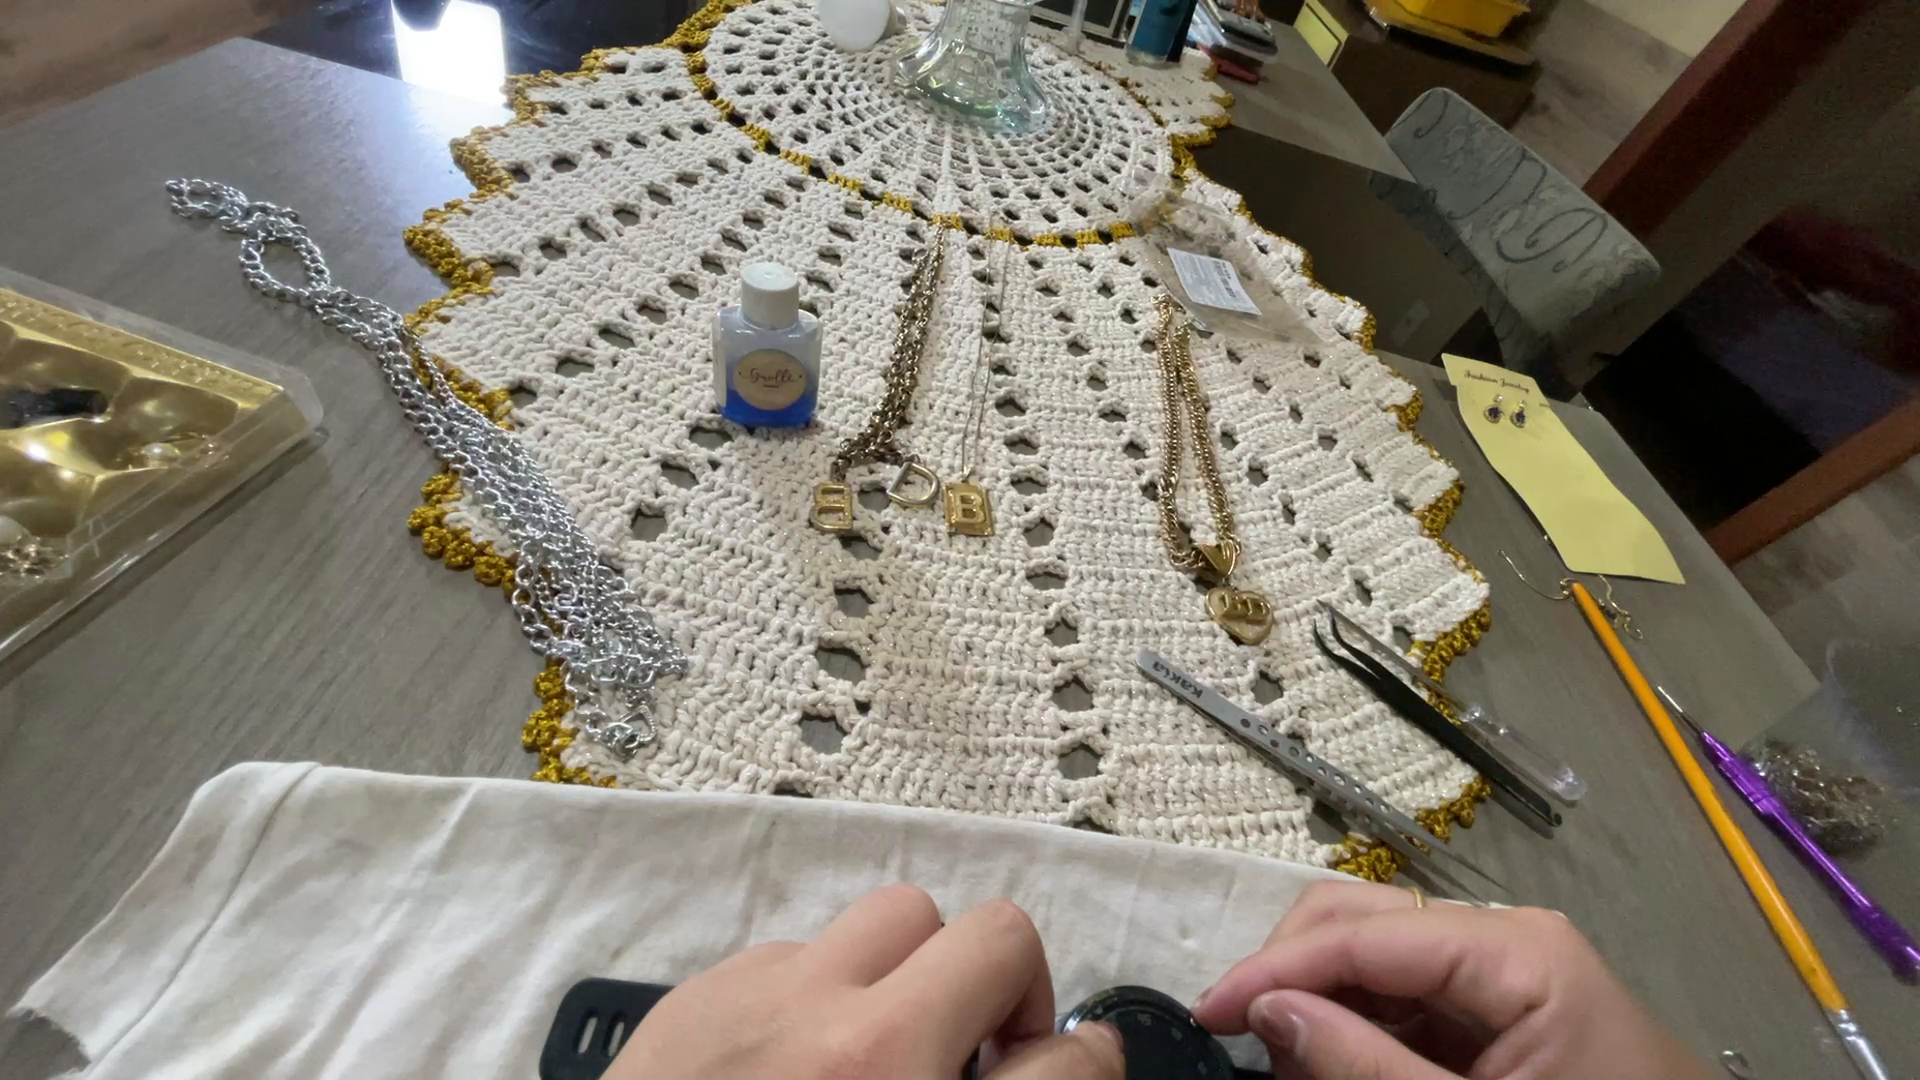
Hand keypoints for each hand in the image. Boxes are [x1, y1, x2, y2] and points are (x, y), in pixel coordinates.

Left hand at [607, 884, 1125, 1079]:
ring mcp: (766, 1002)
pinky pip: (802, 950)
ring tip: (880, 1041)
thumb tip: (1064, 1062)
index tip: (1072, 1062)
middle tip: (978, 1050)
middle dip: (1006, 989)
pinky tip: (785, 1064)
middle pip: (994, 935)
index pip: (1062, 1065)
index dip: (1083, 1062)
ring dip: (912, 974)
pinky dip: (817, 996)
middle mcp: (844, 1050)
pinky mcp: (701, 992)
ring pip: (896, 915)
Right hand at [1191, 880, 1713, 1079]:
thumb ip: (1365, 1067)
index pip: (1362, 934)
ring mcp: (1498, 966)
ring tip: (1277, 1046)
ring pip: (1369, 948)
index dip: (1275, 966)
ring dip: (1313, 991)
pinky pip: (1399, 990)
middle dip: (1289, 968)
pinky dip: (1351, 1016)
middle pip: (1358, 918)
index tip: (1208, 1009)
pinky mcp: (1494, 1004)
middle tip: (1237, 1027)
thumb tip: (1263, 1008)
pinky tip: (1325, 1049)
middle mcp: (1501, 936)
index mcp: (1516, 950)